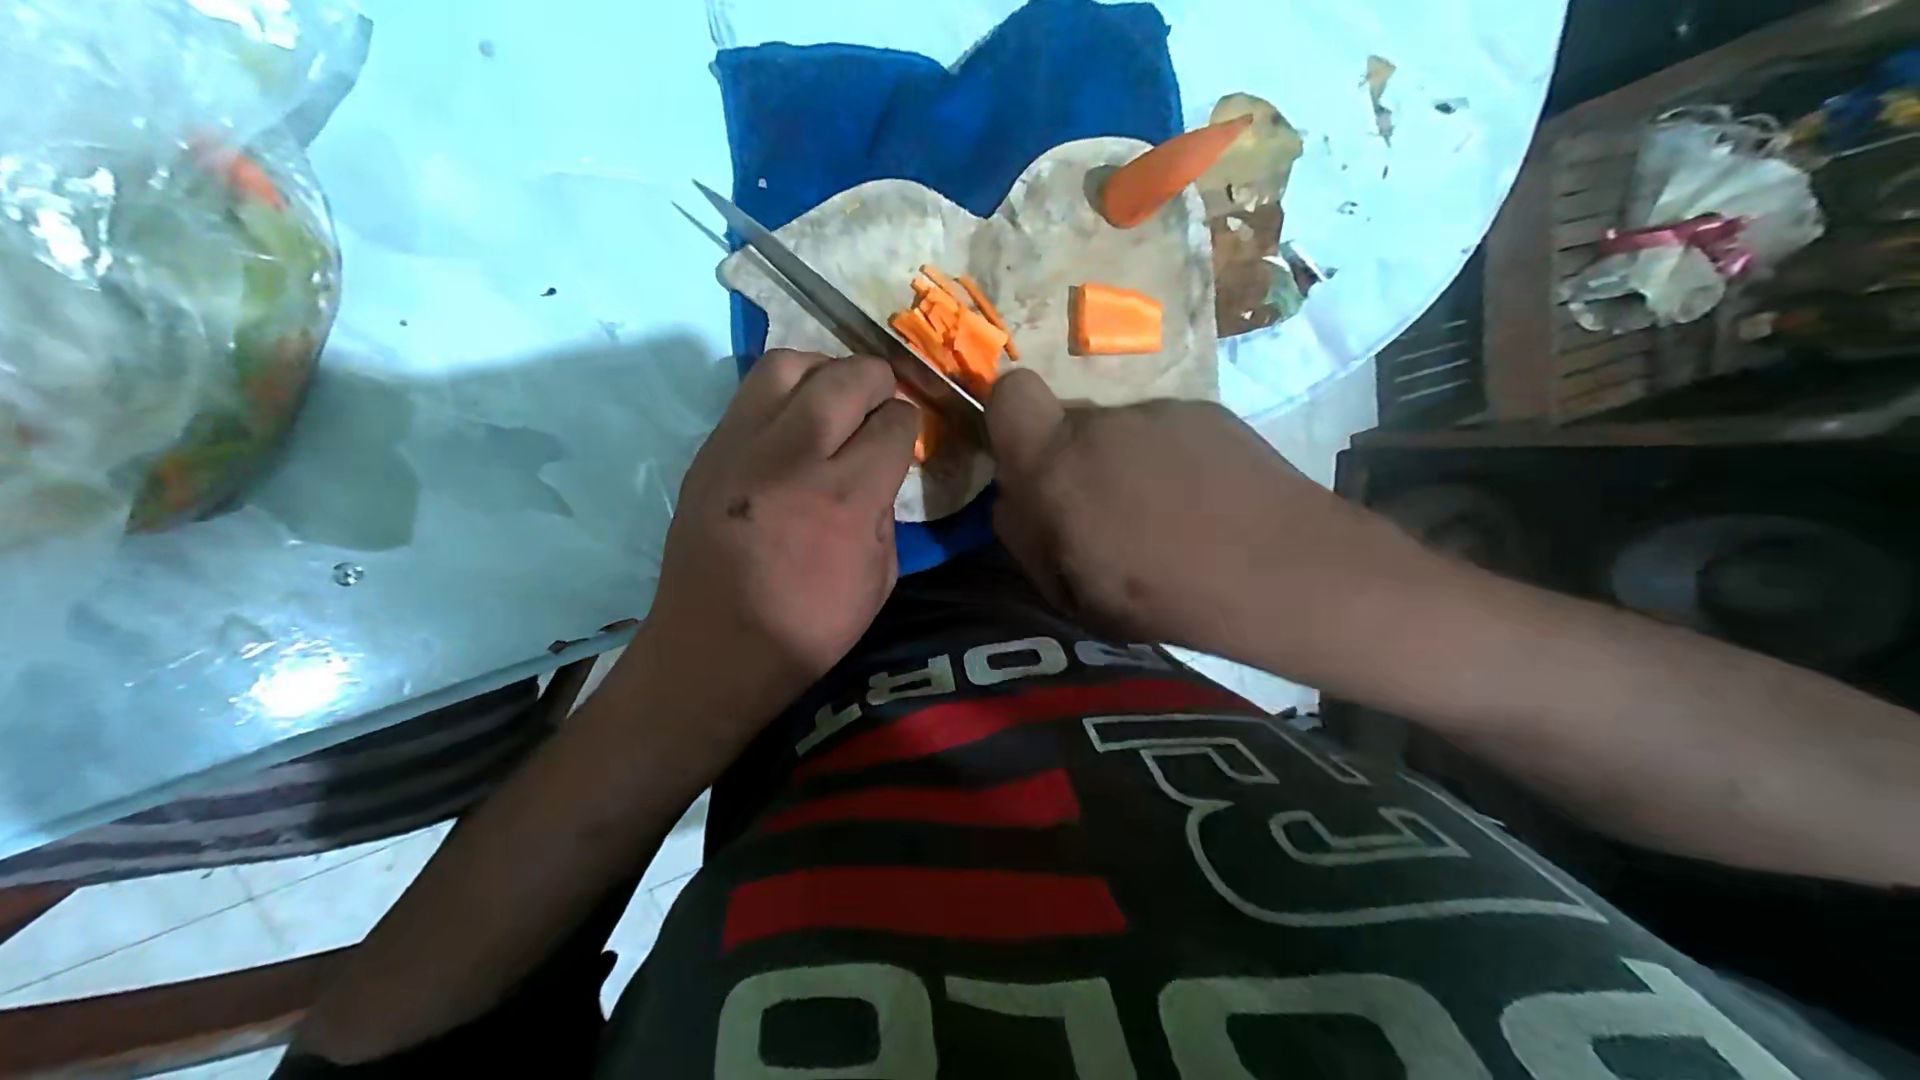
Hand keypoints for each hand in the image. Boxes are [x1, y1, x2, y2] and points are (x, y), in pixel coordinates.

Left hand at [640, 350, 917, 732]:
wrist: (713, 651)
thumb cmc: (808, 628)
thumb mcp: (880, 578)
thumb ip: (884, 511)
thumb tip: (880, 469)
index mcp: (846, 498)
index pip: (893, 422)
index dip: (909, 423)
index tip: (906, 434)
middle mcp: (792, 458)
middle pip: (846, 377)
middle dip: (877, 379)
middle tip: (881, 399)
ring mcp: (740, 449)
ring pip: (787, 364)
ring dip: (824, 370)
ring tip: (834, 395)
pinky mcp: (707, 454)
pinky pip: (750, 395)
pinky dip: (783, 395)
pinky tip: (793, 424)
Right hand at [986, 368, 1432, 662]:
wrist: (1280, 572)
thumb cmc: (1160, 597)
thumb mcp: (1070, 591)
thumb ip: (1025, 535)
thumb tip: (1013, 498)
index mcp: (1057, 465)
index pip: (1010, 394)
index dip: (1010, 421)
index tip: (1029, 464)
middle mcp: (1102, 423)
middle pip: (1066, 424)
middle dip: (1070, 462)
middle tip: (1105, 515)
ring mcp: (1159, 412)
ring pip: (1116, 430)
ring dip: (1122, 464)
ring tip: (1164, 516)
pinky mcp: (1206, 412)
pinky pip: (1164, 431)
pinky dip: (1169, 460)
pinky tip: (1201, 502)